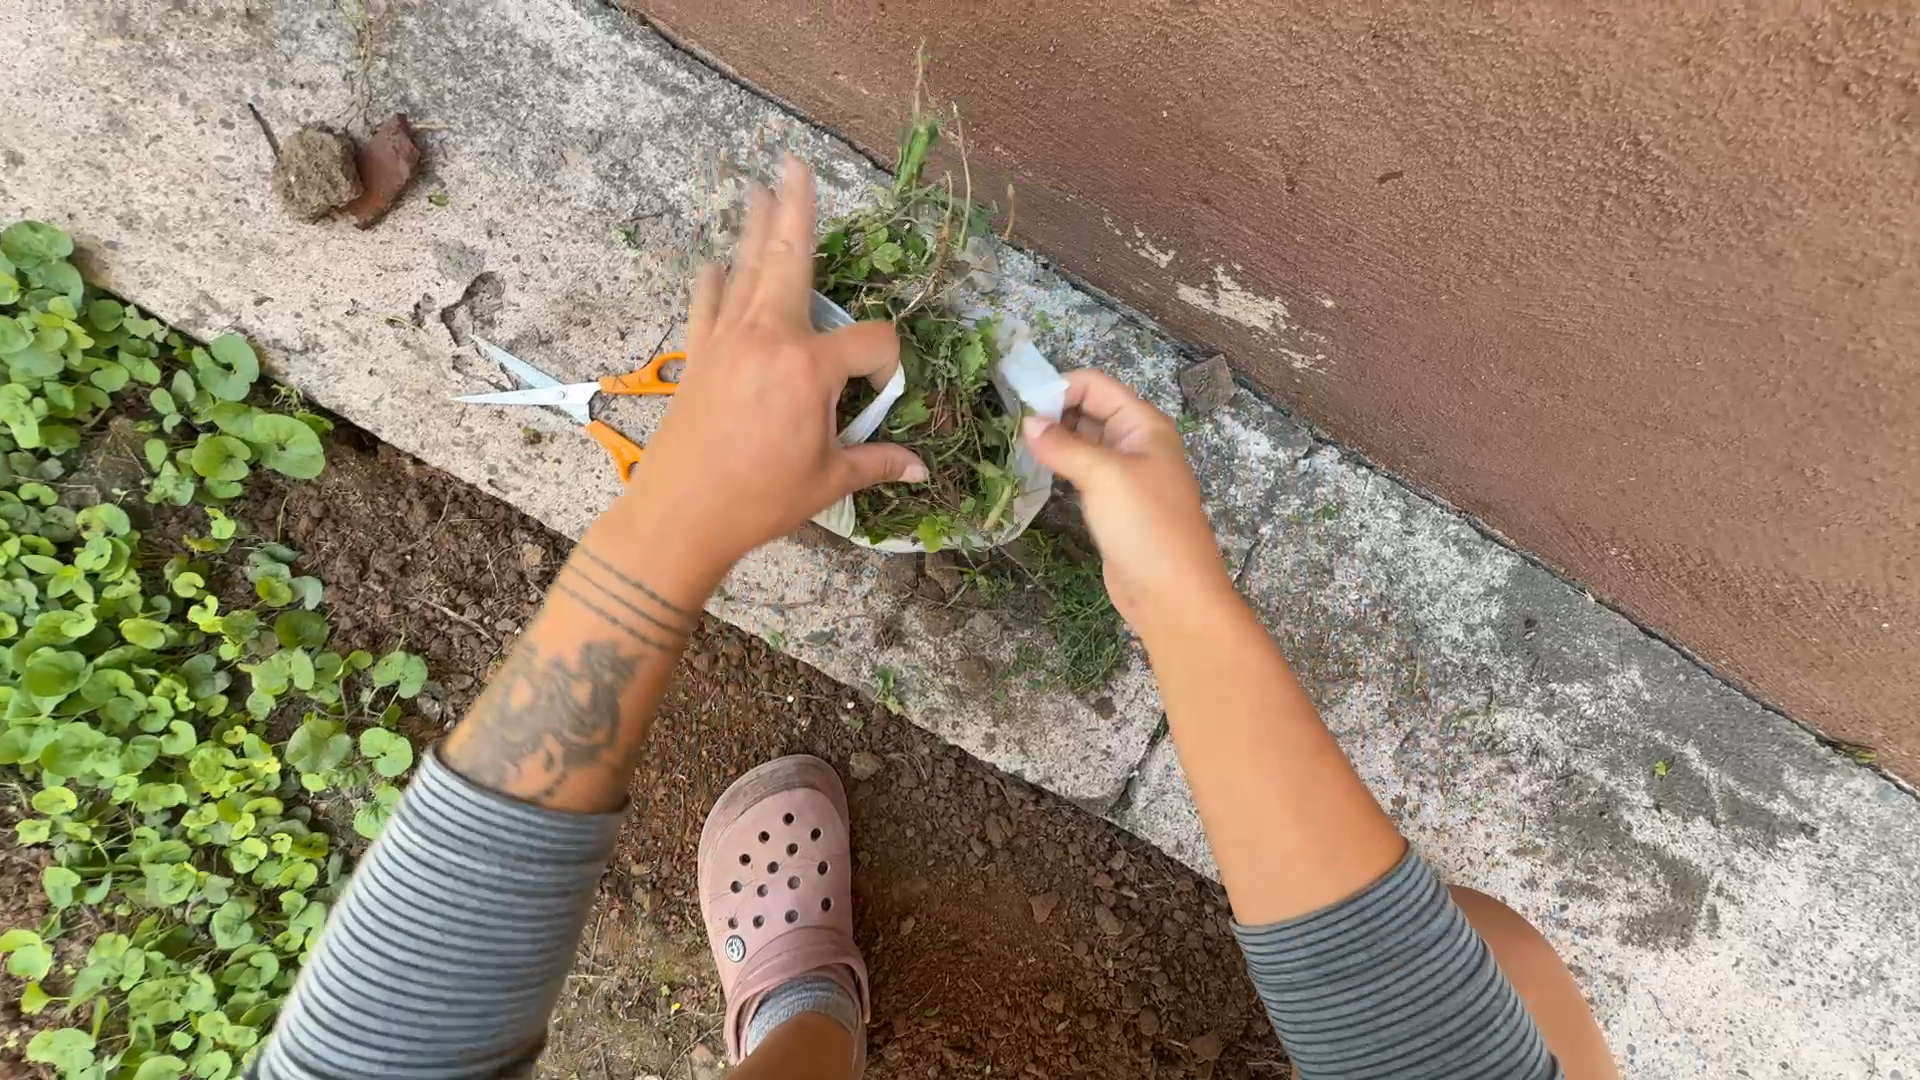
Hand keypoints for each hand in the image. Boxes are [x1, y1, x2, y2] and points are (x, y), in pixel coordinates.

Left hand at [621, 155, 926, 574]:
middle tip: (795, 164)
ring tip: (759, 189)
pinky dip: (714, 281)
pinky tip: (717, 266)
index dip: (888, 364)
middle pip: (791, 261)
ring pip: (746, 270)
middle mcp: (768, 338)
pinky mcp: (699, 354)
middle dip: (796, 210)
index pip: (872, 342)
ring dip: (755, 229)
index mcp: (810, 369)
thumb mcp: (829, 481)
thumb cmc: (762, 499)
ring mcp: (728, 340)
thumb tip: (920, 469)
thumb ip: (878, 464)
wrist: (681, 514)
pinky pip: (707, 302)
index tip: (880, 395)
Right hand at [1021, 370, 1233, 630]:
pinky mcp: (1112, 503)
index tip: (1019, 407)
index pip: (1094, 386)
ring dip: (1053, 441)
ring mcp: (1124, 474)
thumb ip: (1064, 446)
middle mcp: (1135, 443)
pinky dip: (1059, 467)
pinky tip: (1035, 473)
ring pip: (1082, 443)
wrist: (1171, 593)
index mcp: (1143, 424)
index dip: (1058, 389)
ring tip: (1016, 448)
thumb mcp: (1104, 476)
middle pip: (1087, 410)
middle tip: (1011, 428)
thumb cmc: (1146, 526)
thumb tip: (1027, 423)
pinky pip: (1081, 472)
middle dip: (1051, 413)